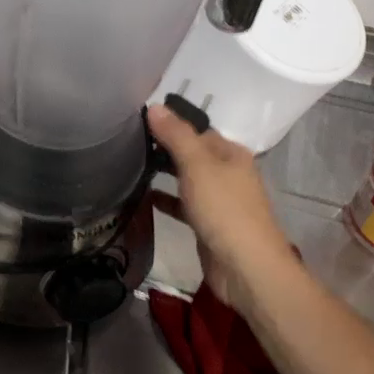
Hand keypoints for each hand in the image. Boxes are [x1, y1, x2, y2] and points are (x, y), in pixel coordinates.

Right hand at [146, 103, 296, 305]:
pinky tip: (144, 196)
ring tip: (130, 164)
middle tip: (127, 141)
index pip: (197, 129)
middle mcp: (227, 173)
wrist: (246, 267)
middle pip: (191, 153)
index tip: (137, 119)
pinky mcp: (208, 224)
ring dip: (163, 172)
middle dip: (164, 147)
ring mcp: (219, 200)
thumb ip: (175, 135)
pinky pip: (183, 204)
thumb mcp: (197, 165)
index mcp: (230, 154)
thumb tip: (154, 106)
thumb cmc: (224, 209)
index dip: (170, 122)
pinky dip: (166, 199)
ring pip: (187, 178)